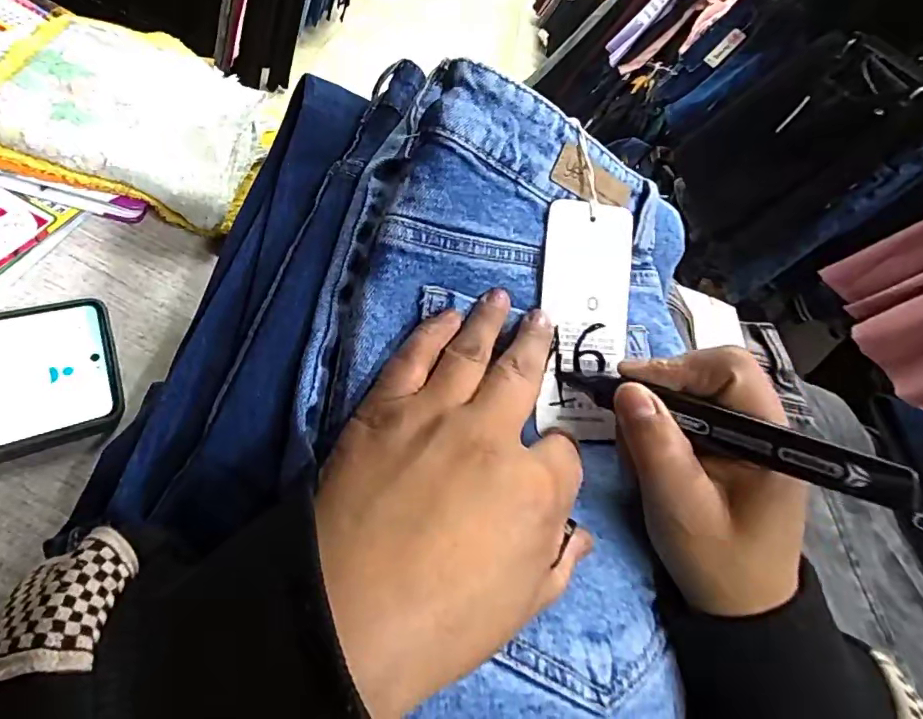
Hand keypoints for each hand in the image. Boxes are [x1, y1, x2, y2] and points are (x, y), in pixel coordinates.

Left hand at [315, 291, 590, 716]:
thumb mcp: (521, 606)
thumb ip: (558, 562)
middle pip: (521, 373)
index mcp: (534, 486)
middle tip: (541, 316)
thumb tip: (578, 534)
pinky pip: (414, 358)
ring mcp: (436, 414)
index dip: (559, 453)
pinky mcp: (385, 410)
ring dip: (488, 321)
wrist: (344, 621)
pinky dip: (431, 332)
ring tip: (499, 298)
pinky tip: (445, 316)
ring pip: (470, 352)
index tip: (551, 457)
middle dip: (535, 342)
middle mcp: (492, 434)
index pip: (564, 450)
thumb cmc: (441, 624)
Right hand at [616, 348, 806, 616]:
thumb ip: (656, 446)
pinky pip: (695, 413)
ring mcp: (749, 434)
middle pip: (713, 371)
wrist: (745, 614)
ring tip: (638, 450)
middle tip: (629, 414)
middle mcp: (764, 424)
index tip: (632, 385)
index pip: (731, 368)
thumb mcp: (681, 508)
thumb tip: (628, 389)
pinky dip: (666, 425)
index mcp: (769, 436)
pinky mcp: (732, 445)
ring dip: (661, 409)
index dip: (680, 367)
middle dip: (666, 387)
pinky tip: (650, 457)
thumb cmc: (721, 565)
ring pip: (699, 389)